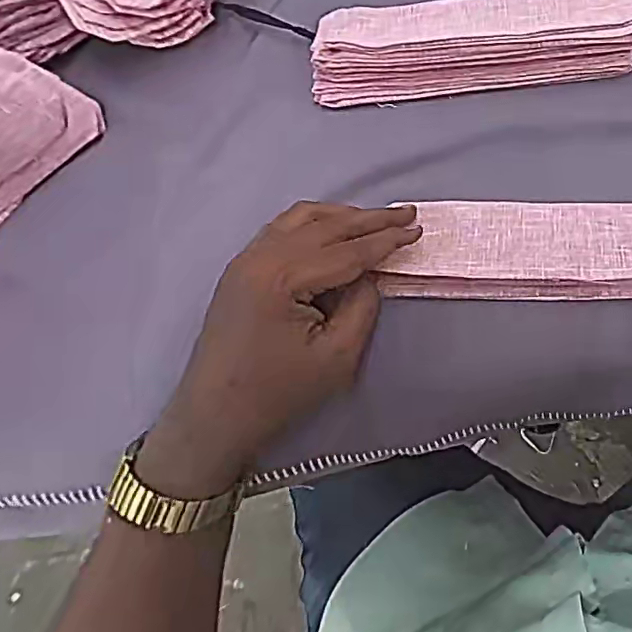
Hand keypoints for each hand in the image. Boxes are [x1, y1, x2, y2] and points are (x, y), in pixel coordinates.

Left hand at [137, 202, 421, 496]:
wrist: (215, 418)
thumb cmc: (279, 392)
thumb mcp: (338, 355)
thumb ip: (362, 304)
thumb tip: (371, 272)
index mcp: (281, 278)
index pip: (346, 250)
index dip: (385, 240)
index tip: (416, 230)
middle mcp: (260, 257)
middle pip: (326, 226)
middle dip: (371, 219)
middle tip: (407, 214)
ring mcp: (246, 259)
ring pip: (302, 219)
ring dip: (343, 215)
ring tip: (376, 219)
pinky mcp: (241, 268)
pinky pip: (283, 228)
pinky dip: (315, 221)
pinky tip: (334, 227)